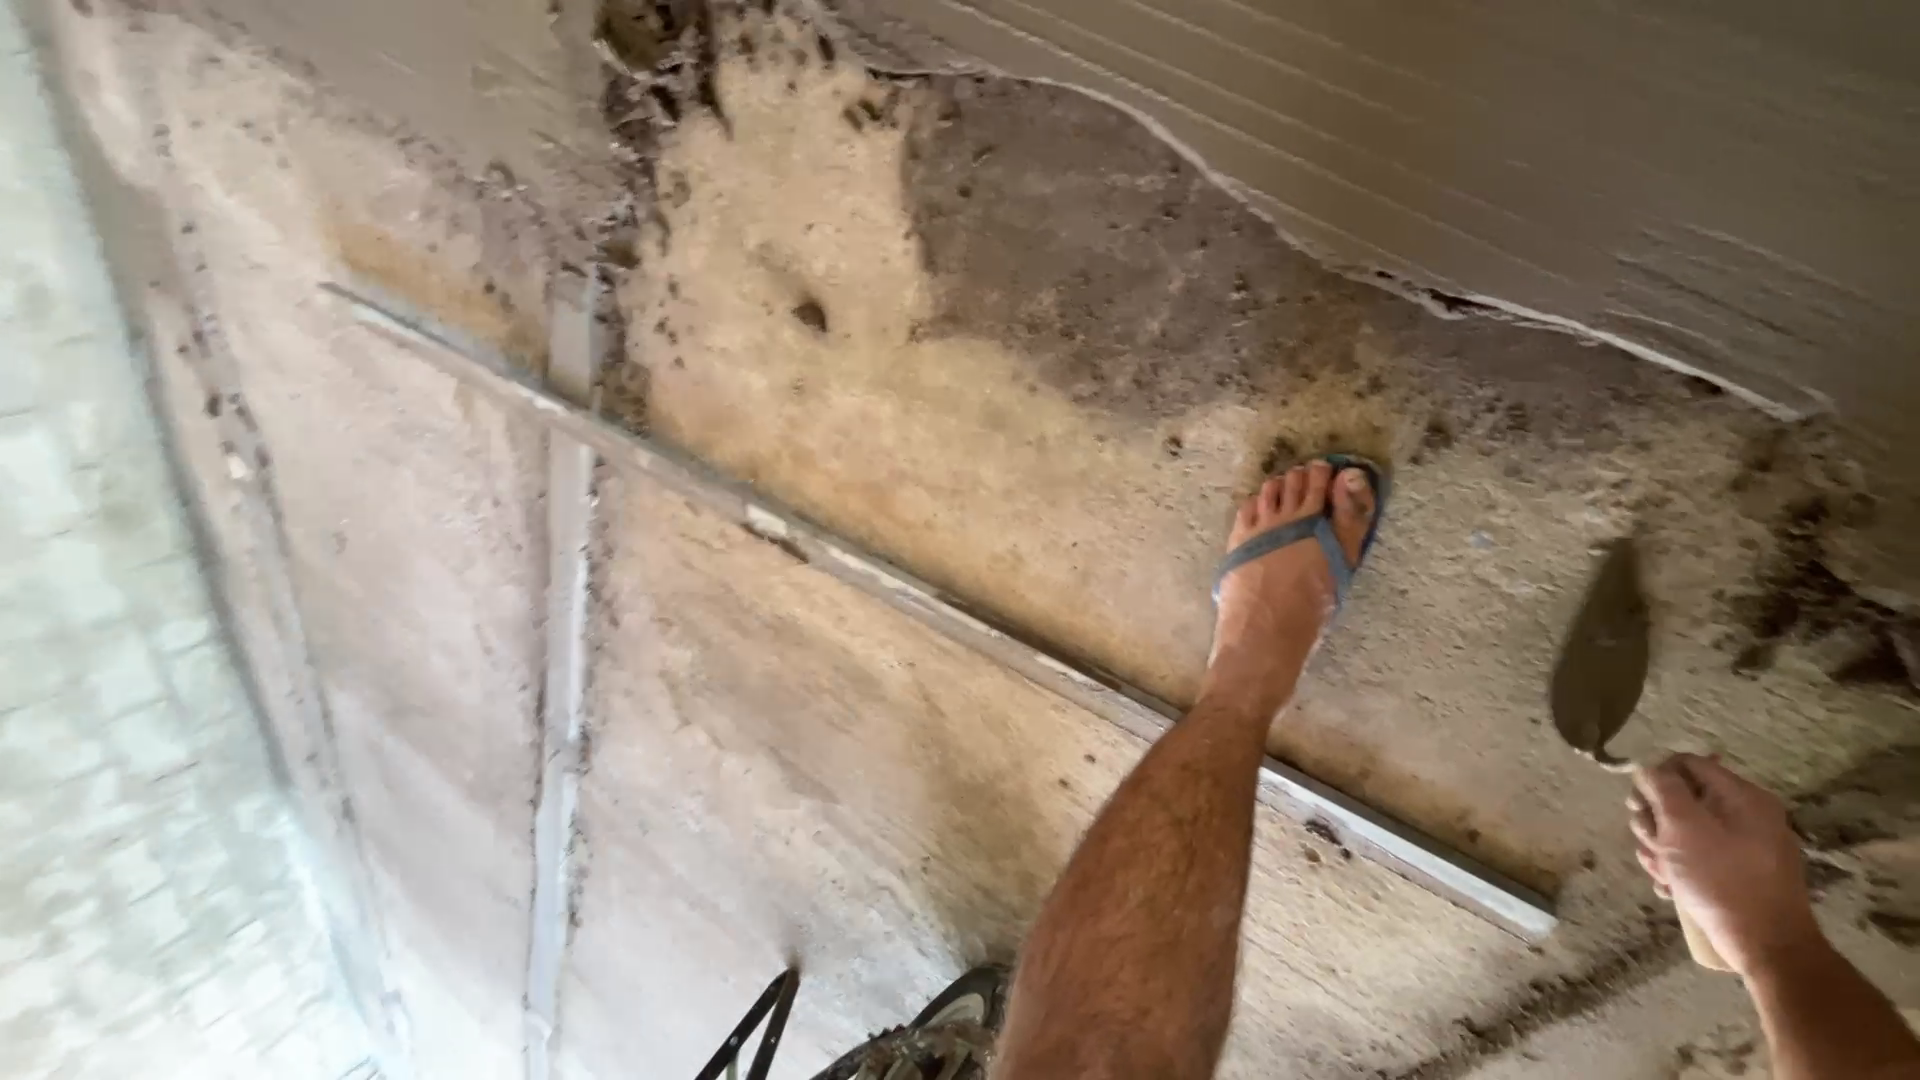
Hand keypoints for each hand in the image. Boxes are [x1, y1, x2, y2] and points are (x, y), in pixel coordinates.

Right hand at [1628, 753, 1823, 977]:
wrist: (1764, 945)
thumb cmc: (1721, 878)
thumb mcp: (1683, 825)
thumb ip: (1662, 787)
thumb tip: (1648, 770)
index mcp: (1742, 798)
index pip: (1684, 764)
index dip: (1655, 780)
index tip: (1641, 807)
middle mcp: (1745, 815)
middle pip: (1676, 798)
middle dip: (1654, 822)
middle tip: (1656, 844)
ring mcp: (1741, 844)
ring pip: (1677, 829)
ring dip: (1659, 849)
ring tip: (1665, 872)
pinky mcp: (1735, 870)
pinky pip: (1691, 854)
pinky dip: (1675, 867)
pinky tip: (1673, 885)